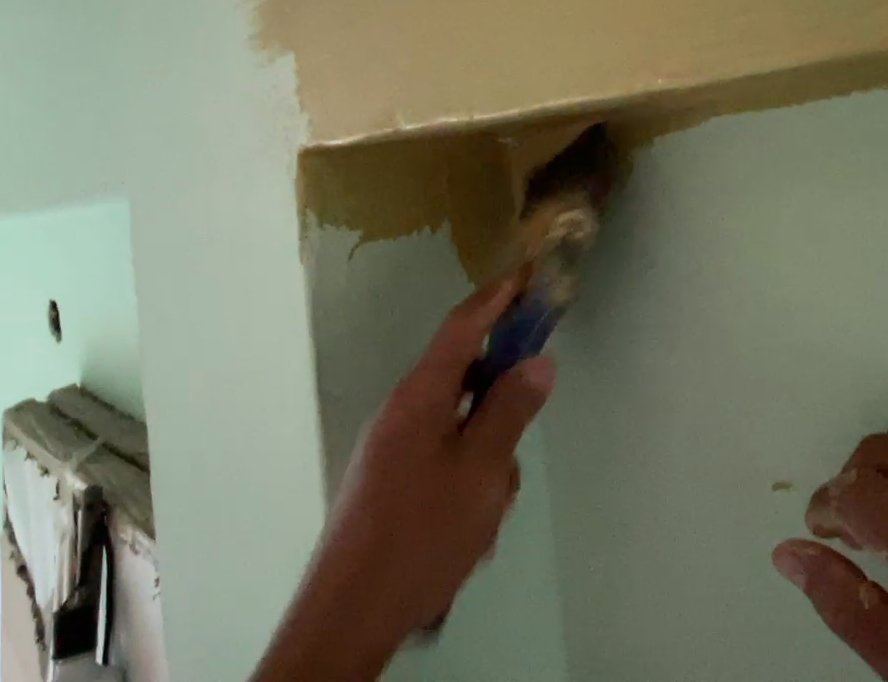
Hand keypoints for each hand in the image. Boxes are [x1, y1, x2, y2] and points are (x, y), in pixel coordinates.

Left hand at [251, 272, 553, 681]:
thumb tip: (538, 361)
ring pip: (461, 429)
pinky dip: (468, 483)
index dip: (496, 297)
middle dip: (501, 404)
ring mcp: (395, 448)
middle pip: (465, 380)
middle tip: (522, 435)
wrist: (349, 613)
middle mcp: (403, 412)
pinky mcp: (394, 482)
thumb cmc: (420, 532)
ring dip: (487, 459)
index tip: (526, 275)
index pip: (462, 326)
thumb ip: (510, 411)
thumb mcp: (481, 471)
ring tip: (488, 512)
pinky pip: (445, 461)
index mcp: (420, 395)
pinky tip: (471, 529)